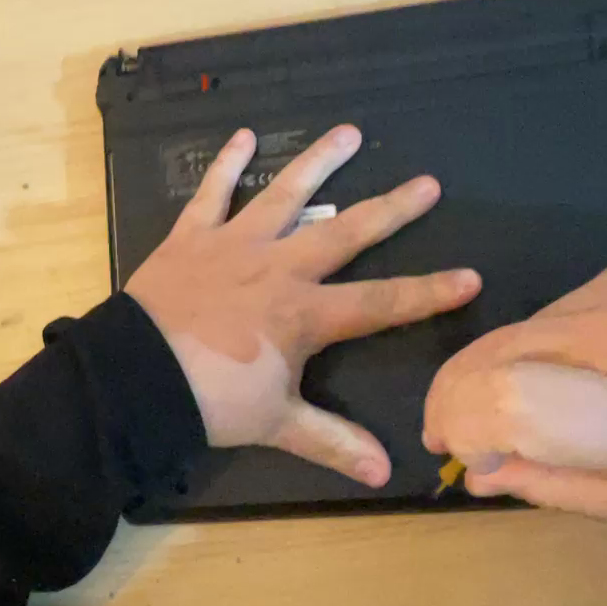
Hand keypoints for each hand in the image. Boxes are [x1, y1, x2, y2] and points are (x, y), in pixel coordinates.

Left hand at [127, 125, 481, 486]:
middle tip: (427, 184)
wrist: (137, 377)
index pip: (381, 302)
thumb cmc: (211, 399)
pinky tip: (243, 136)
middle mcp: (278, 267)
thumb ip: (332, 442)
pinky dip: (227, 164)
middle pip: (344, 233)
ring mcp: (235, 244)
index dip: (427, 292)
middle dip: (390, 210)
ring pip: (284, 195)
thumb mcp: (277, 423)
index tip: (470, 276)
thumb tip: (386, 473)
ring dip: (318, 163)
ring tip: (349, 132)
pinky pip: (212, 192)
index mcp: (304, 313)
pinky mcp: (193, 235)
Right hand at [423, 255, 606, 529]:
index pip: (506, 400)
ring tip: (539, 406)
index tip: (455, 453)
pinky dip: (547, 345)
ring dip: (501, 371)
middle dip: (455, 397)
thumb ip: (560, 487)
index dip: (458, 423)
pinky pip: (560, 308)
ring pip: (520, 328)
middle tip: (459, 435)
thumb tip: (480, 468)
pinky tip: (590, 367)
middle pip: (492, 353)